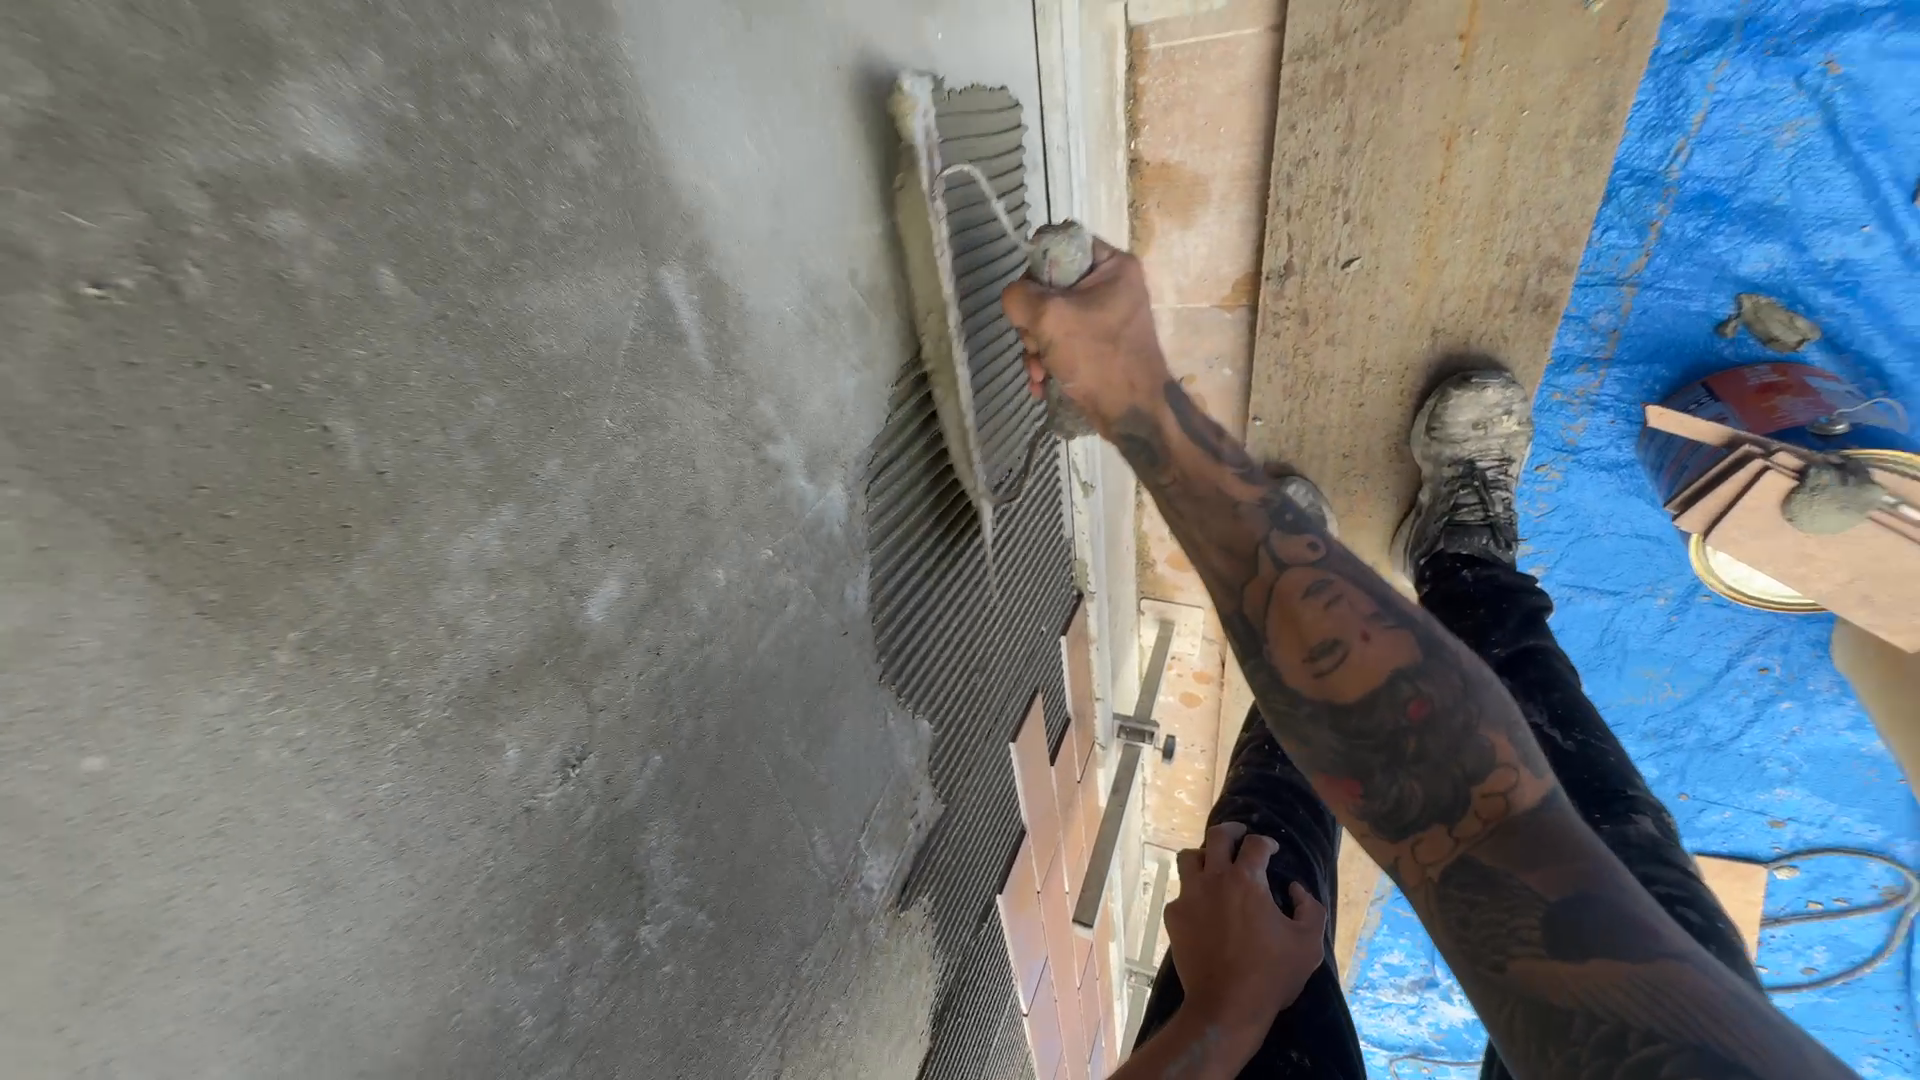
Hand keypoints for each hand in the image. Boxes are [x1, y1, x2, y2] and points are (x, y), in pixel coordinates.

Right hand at [1000, 238, 1170, 436]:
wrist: (1132, 413)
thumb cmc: (1098, 357)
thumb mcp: (1050, 318)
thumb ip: (1020, 296)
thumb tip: (1014, 298)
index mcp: (1112, 266)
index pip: (1061, 247)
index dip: (1035, 270)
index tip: (1025, 299)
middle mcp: (1111, 286)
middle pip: (1051, 288)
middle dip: (1033, 323)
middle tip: (1035, 344)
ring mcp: (1105, 318)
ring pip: (1051, 320)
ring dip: (1036, 348)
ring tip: (1038, 372)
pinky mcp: (1098, 346)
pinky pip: (1062, 343)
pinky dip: (1048, 362)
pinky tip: (1042, 383)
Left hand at [1164, 822, 1328, 1037]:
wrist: (1226, 1005)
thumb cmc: (1271, 975)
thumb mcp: (1308, 944)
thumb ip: (1310, 909)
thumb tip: (1295, 887)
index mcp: (1246, 880)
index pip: (1255, 845)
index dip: (1266, 842)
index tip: (1271, 848)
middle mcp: (1213, 878)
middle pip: (1217, 837)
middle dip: (1231, 830)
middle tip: (1239, 833)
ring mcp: (1189, 895)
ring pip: (1189, 858)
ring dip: (1204, 855)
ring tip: (1214, 863)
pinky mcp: (1174, 915)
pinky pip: (1182, 893)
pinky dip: (1194, 893)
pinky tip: (1204, 907)